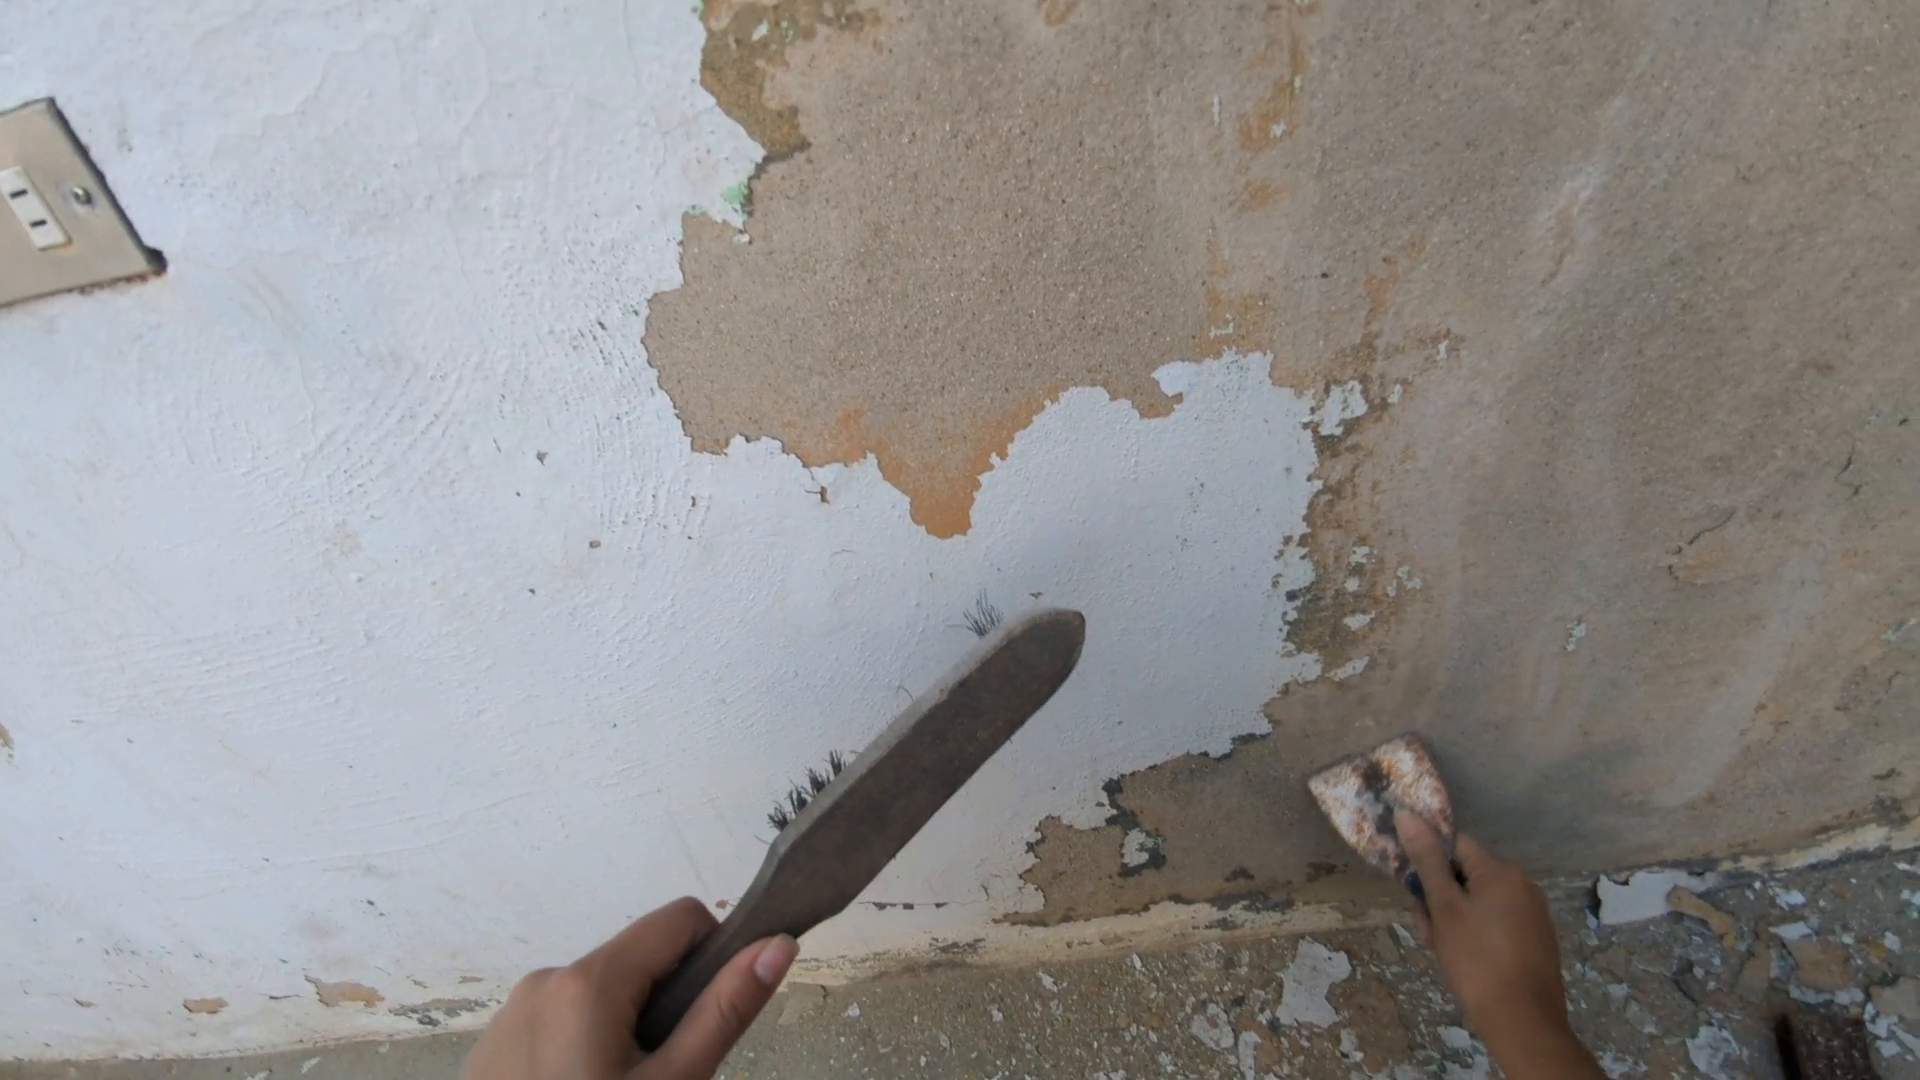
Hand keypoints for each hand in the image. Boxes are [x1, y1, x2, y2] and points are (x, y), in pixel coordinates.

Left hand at [462, 897, 796, 1079]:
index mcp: (589, 979)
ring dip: (627, 1025)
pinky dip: (584, 1045)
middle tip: (663, 1074)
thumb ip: (727, 1009)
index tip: (706, 1020)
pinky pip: (561, 1018)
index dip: (712, 956)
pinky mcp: (488, 1050)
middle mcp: (545, 979)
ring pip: (604, 990)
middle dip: (667, 1001)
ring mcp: (509, 1016)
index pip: (682, 918)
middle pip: (641, 958)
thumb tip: (780, 943)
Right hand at [1395, 812, 1602, 1079]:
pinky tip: (1462, 954)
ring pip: (1477, 898)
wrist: (1523, 1024)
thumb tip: (1407, 815)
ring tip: (1440, 943)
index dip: (1429, 859)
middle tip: (1426, 921)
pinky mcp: (1535, 938)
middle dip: (1439, 892)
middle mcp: (1523, 885)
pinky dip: (1473, 928)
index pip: (1453, 843)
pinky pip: (1494, 918)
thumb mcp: (1443, 906)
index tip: (1414, 886)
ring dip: (1452, 913)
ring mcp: (1533, 913)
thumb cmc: (1477, 958)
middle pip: (1465, 871)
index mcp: (1501, 871)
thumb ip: (1427, 859)